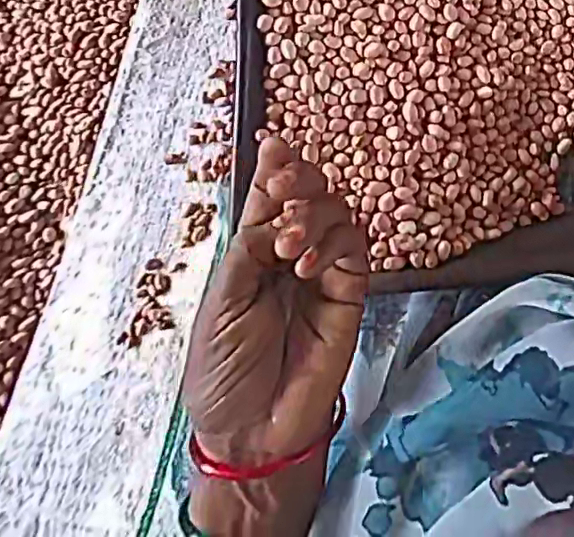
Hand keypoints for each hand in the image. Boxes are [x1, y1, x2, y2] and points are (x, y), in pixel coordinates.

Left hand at [184, 137, 367, 466]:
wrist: (253, 430)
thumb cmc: (225, 369)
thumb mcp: (221, 300)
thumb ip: (251, 243)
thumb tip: (274, 199)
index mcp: (255, 248)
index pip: (268, 197)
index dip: (274, 167)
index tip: (274, 143)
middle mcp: (291, 250)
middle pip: (308, 194)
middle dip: (298, 181)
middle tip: (282, 189)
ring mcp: (323, 267)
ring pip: (336, 212)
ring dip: (313, 215)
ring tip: (289, 244)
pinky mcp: (350, 287)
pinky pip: (353, 246)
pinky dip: (332, 244)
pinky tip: (306, 265)